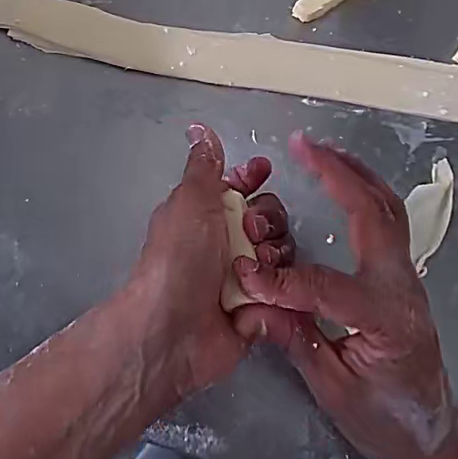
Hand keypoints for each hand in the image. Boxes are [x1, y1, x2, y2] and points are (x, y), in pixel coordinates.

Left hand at [121, 123, 295, 400]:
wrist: (172, 330)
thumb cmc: (178, 257)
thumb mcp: (190, 200)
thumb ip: (204, 165)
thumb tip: (199, 129)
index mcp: (207, 213)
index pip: (242, 186)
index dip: (254, 178)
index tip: (261, 172)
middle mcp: (227, 242)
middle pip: (271, 217)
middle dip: (267, 220)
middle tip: (251, 231)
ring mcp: (244, 277)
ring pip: (283, 253)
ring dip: (272, 256)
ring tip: (253, 270)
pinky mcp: (259, 310)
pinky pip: (285, 290)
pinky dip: (277, 291)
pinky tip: (264, 295)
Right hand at [233, 133, 457, 458]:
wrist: (431, 429)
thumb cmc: (385, 418)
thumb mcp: (334, 390)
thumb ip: (295, 338)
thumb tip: (251, 299)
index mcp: (386, 319)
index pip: (328, 286)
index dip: (283, 279)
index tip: (247, 274)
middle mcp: (401, 285)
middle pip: (374, 214)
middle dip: (337, 173)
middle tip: (302, 145)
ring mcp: (407, 273)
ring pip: (387, 206)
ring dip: (354, 171)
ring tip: (320, 149)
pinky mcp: (403, 269)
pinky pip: (389, 216)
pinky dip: (365, 187)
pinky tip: (343, 177)